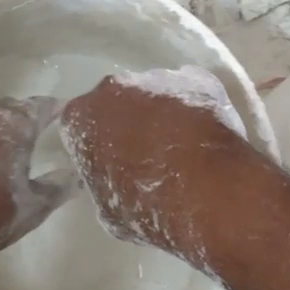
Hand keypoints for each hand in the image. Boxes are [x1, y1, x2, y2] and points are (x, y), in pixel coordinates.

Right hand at [58, 66, 258, 260]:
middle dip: (128, 120)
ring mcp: (157, 78)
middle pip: (116, 101)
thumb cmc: (148, 208)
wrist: (208, 193)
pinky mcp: (197, 78)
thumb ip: (103, 182)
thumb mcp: (108, 210)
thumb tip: (115, 179)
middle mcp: (113, 87)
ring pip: (154, 92)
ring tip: (183, 145)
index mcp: (81, 117)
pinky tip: (206, 135)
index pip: (81, 124)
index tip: (112, 162)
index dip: (97, 144)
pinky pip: (190, 91)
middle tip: (148, 152)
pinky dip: (195, 107)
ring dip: (163, 112)